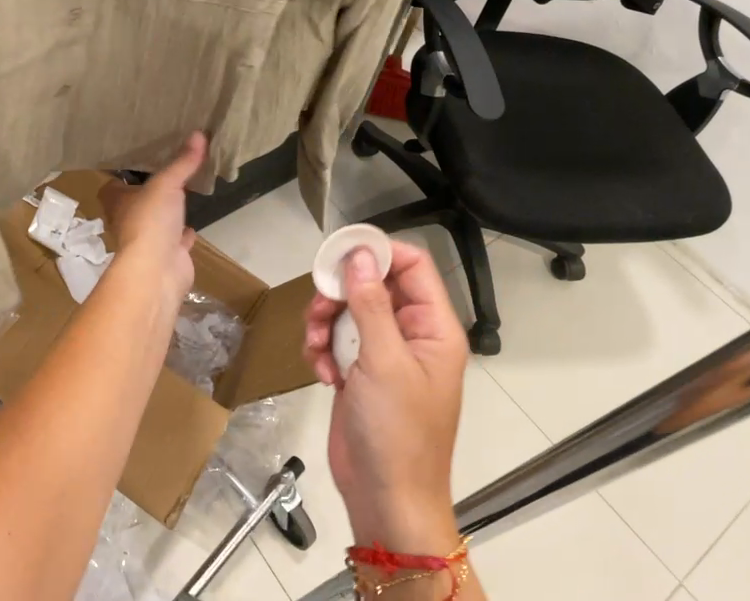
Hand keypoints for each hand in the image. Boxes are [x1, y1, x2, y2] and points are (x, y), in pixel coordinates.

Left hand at [99, 132, 205, 302]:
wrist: (157, 271)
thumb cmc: (150, 221)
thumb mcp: (166, 184)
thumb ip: (181, 162)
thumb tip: (199, 134)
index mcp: (116, 201)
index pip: (114, 183)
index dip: (125, 173)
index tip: (142, 160)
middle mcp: (127, 220)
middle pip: (136, 201)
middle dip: (149, 192)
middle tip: (168, 172)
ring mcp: (146, 240)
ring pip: (156, 221)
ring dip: (166, 212)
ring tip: (183, 193)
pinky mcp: (165, 256)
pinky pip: (174, 241)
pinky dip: (182, 235)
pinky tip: (191, 227)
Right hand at [303, 242, 467, 552]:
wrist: (386, 498)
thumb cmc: (397, 431)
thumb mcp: (384, 361)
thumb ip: (370, 303)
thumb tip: (358, 254)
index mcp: (433, 327)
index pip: (412, 265)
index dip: (377, 252)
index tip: (338, 253)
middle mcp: (411, 333)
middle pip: (372, 284)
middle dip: (340, 294)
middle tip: (319, 308)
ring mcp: (383, 353)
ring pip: (347, 310)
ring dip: (324, 323)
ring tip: (316, 348)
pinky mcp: (359, 372)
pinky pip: (335, 339)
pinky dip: (321, 350)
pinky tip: (321, 374)